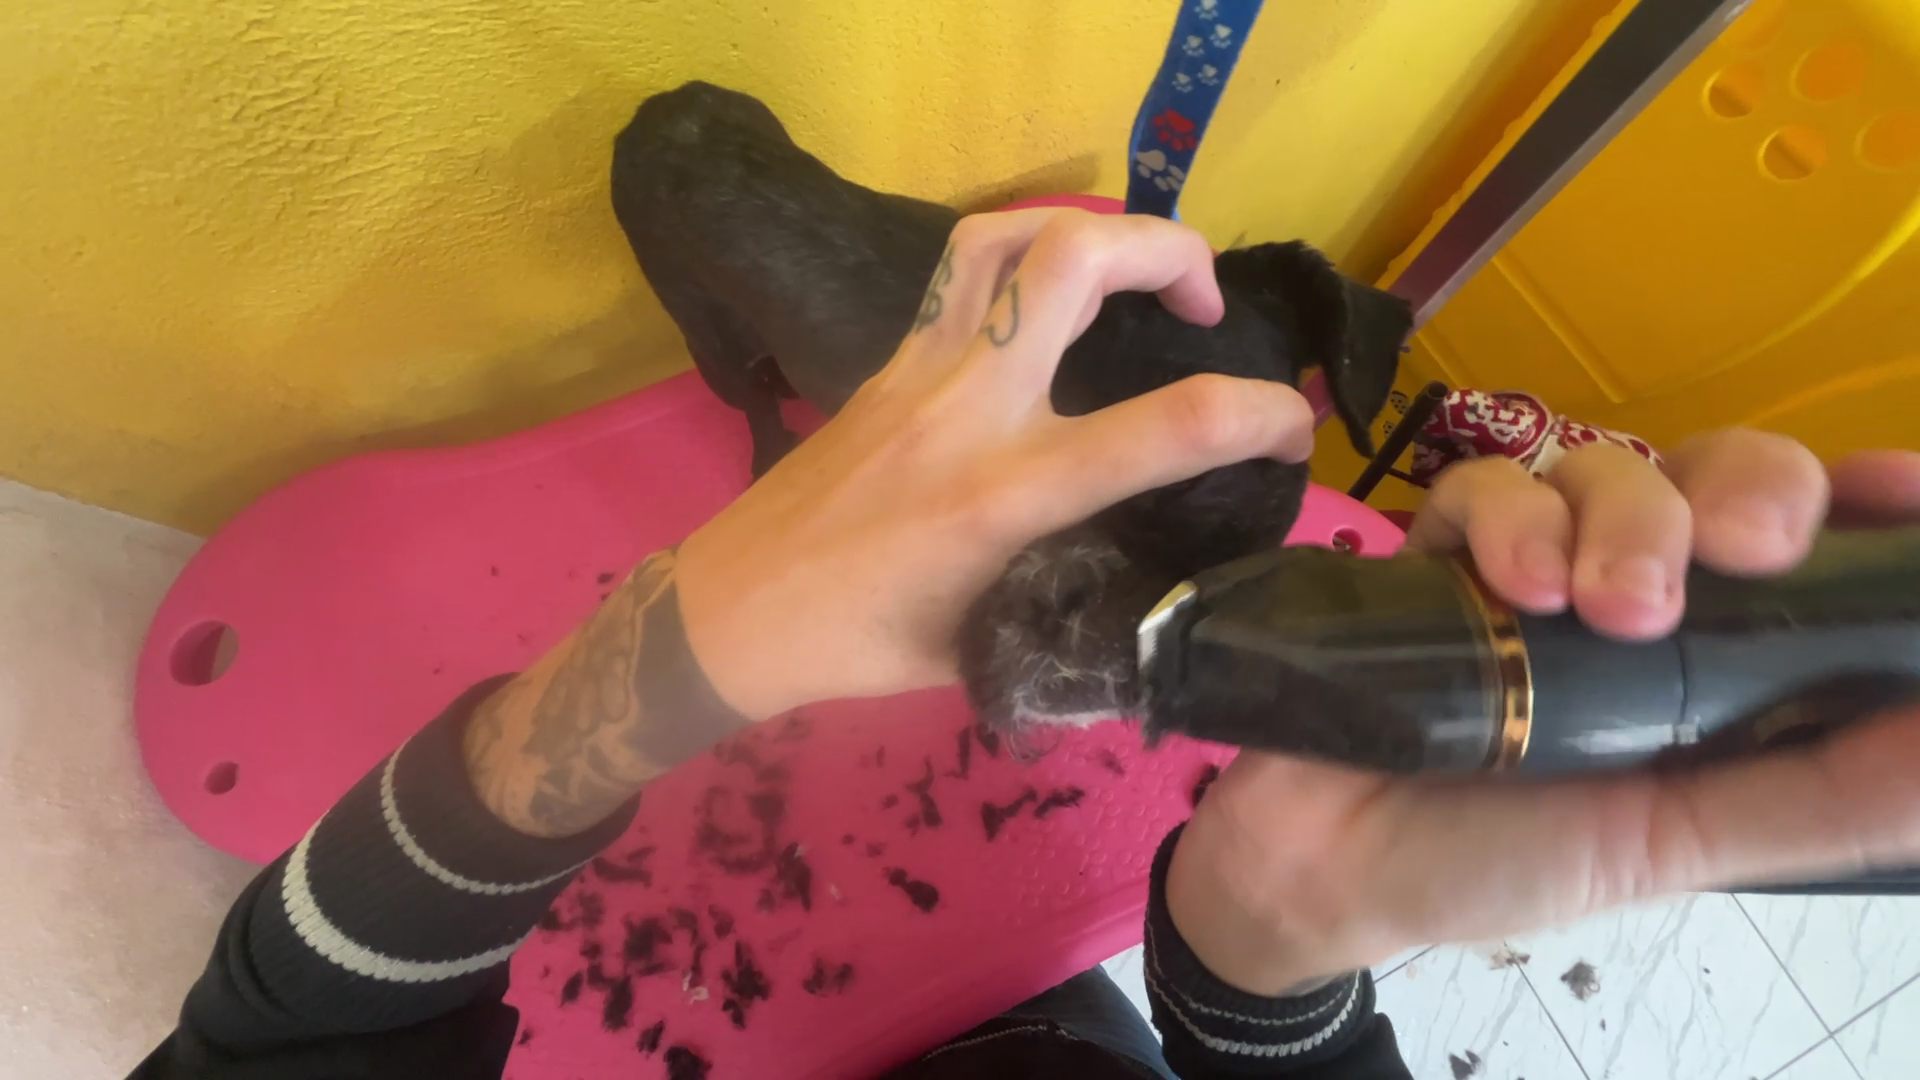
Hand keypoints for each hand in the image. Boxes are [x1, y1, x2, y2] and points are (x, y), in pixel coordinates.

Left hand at [674, 209, 1314, 719]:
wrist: (732, 609)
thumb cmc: (853, 646)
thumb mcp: (979, 649)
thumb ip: (1065, 613)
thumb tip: (1137, 601)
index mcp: (1003, 497)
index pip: (1166, 430)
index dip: (1258, 415)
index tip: (1289, 427)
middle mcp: (966, 410)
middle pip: (1074, 262)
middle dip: (1170, 251)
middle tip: (1203, 306)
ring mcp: (917, 372)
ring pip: (1006, 236)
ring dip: (1087, 230)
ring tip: (1125, 274)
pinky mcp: (885, 363)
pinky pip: (960, 272)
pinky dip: (1023, 254)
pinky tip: (1045, 303)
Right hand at [1166, 437, 1919, 995]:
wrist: (1325, 858)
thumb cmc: (1489, 864)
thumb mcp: (1670, 849)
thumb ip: (1816, 802)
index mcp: (1691, 668)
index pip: (1792, 553)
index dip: (1850, 502)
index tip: (1897, 489)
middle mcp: (1606, 600)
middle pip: (1694, 477)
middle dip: (1733, 494)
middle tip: (1736, 557)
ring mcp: (1505, 572)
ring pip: (1582, 468)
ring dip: (1612, 512)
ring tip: (1583, 604)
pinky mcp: (1419, 561)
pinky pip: (1469, 490)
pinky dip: (1502, 514)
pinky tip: (1510, 583)